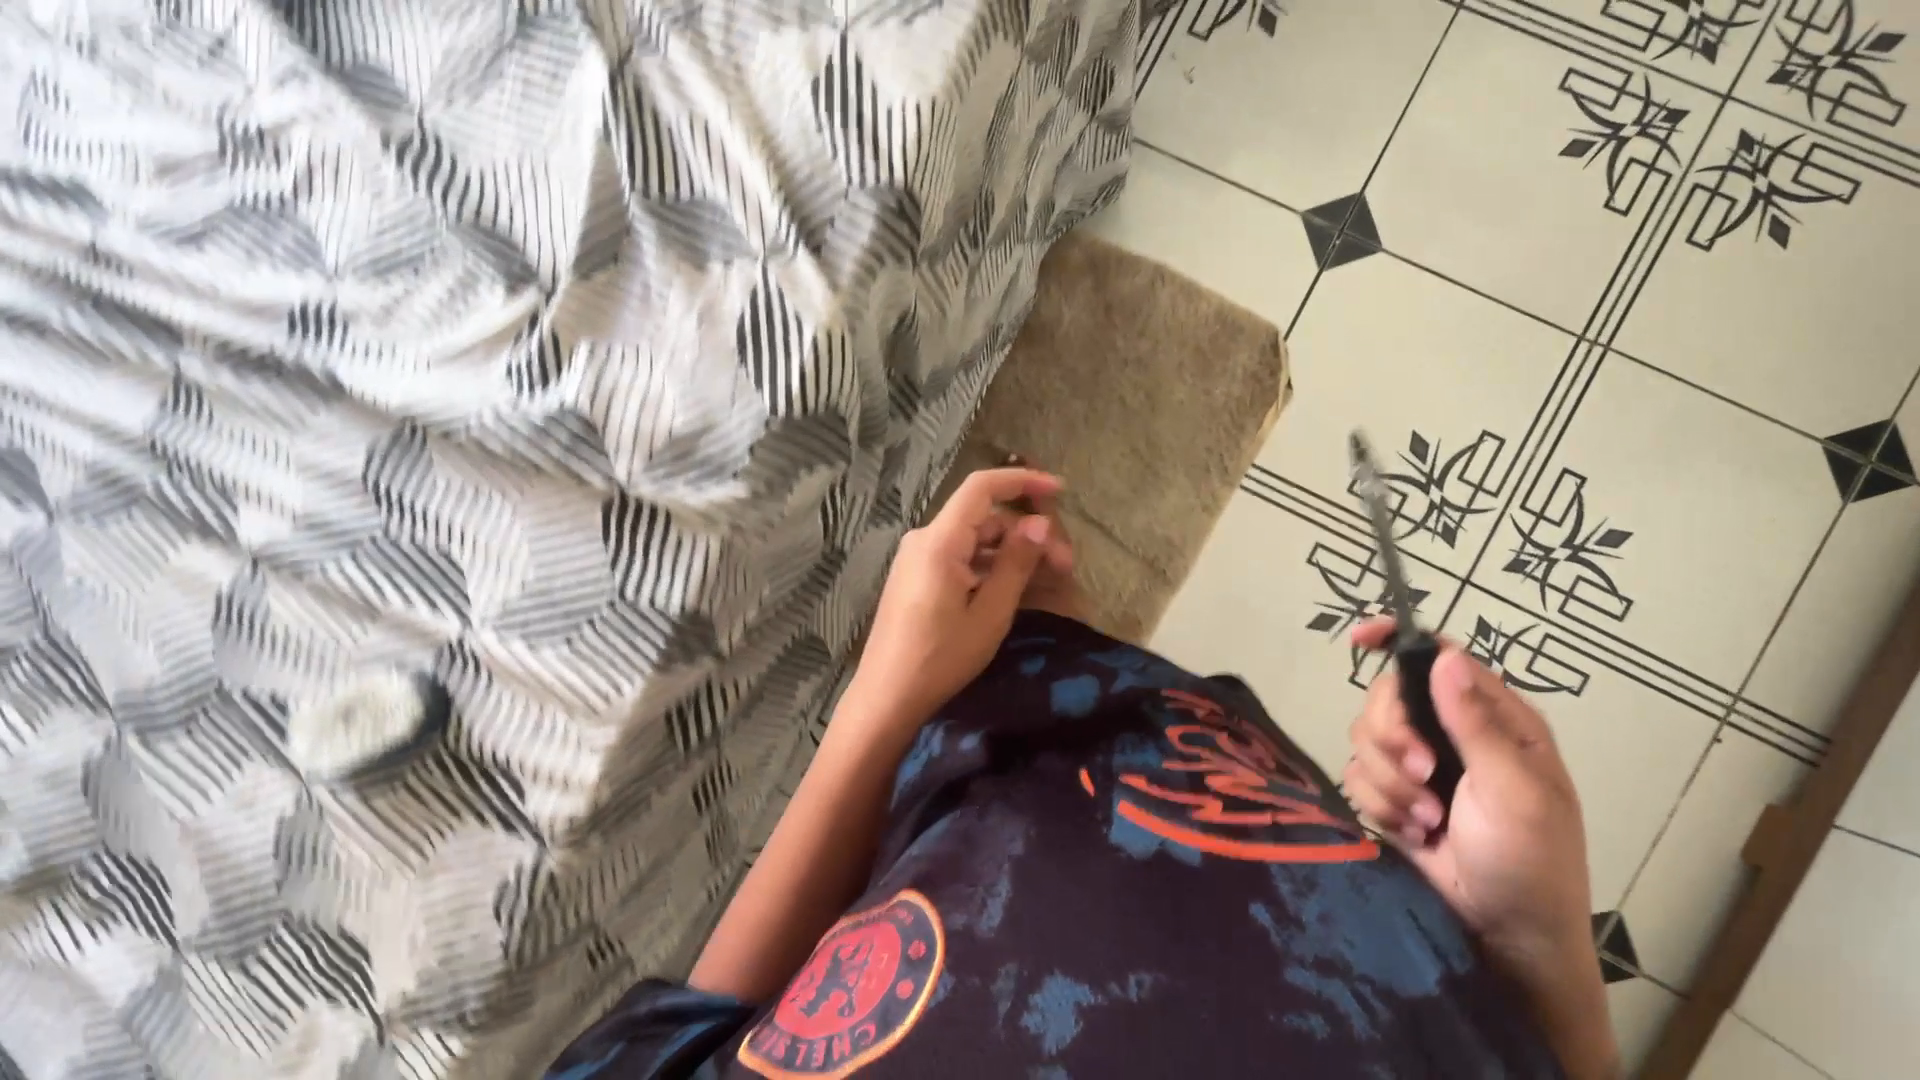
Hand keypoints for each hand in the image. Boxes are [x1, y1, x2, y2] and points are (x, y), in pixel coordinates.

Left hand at [844, 468, 1069, 733]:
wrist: (886, 697)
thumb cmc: (940, 658)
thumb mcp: (989, 614)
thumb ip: (1015, 564)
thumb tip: (1040, 524)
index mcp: (939, 541)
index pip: (982, 488)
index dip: (1023, 481)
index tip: (1060, 491)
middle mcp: (925, 540)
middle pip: (984, 519)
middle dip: (1027, 535)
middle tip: (1066, 566)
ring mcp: (918, 560)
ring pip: (975, 541)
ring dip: (1012, 555)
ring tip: (1050, 582)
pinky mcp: (918, 579)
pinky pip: (960, 560)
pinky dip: (990, 569)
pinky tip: (1017, 590)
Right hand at [1342, 618, 1591, 961]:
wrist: (1505, 930)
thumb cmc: (1530, 859)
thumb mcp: (1515, 790)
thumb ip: (1476, 724)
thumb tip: (1442, 657)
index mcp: (1493, 718)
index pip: (1439, 656)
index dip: (1397, 641)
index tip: (1358, 640)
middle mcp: (1451, 731)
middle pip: (1386, 697)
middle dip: (1393, 737)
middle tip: (1422, 774)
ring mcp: (1419, 763)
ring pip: (1364, 738)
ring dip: (1390, 782)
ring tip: (1426, 818)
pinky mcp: (1393, 794)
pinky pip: (1356, 776)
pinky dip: (1380, 805)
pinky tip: (1412, 831)